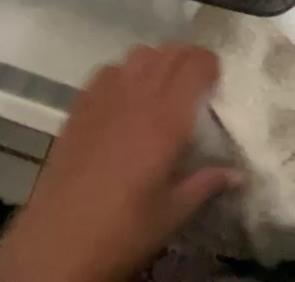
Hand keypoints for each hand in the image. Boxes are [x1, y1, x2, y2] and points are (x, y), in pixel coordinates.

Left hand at [0, 44, 239, 281]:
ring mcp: (105, 96)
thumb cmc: (122, 230)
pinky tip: (126, 96)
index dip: (210, 64)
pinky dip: (126, 71)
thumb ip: (207, 184)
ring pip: (140, 53)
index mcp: (167, 119)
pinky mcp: (80, 105)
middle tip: (198, 80)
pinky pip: (109, 69)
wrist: (56, 243)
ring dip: (158, 60)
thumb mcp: (172, 214)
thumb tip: (239, 175)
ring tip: (164, 83)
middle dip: (189, 58)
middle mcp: (138, 95)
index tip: (218, 78)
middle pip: (169, 52)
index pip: (195, 65)